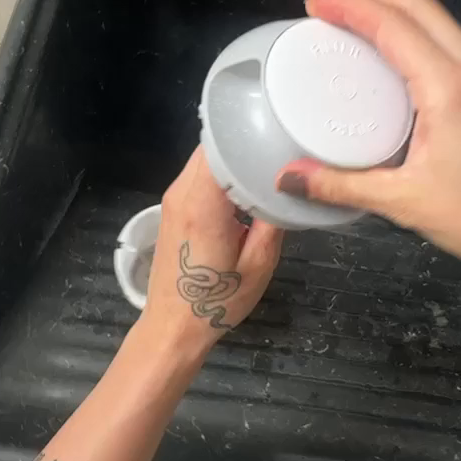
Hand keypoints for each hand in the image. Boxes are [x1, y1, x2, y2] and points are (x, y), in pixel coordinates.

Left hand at [140, 147, 283, 347]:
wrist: (173, 327)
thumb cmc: (217, 301)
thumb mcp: (260, 264)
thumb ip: (274, 219)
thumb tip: (287, 184)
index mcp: (203, 205)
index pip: (221, 148)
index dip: (250, 135)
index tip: (280, 133)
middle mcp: (182, 194)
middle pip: (212, 147)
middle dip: (245, 143)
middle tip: (281, 146)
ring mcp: (173, 199)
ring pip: (205, 159)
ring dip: (234, 157)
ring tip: (269, 162)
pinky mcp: (174, 207)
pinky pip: (200, 175)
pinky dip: (223, 172)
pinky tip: (248, 183)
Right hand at [274, 0, 460, 273]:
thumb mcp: (408, 203)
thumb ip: (344, 187)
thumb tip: (289, 178)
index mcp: (448, 86)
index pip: (392, 23)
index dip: (349, 6)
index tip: (313, 9)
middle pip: (417, 5)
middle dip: (370, 2)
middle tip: (330, 24)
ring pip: (437, 21)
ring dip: (395, 19)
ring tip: (356, 43)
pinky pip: (449, 44)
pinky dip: (416, 40)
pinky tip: (395, 75)